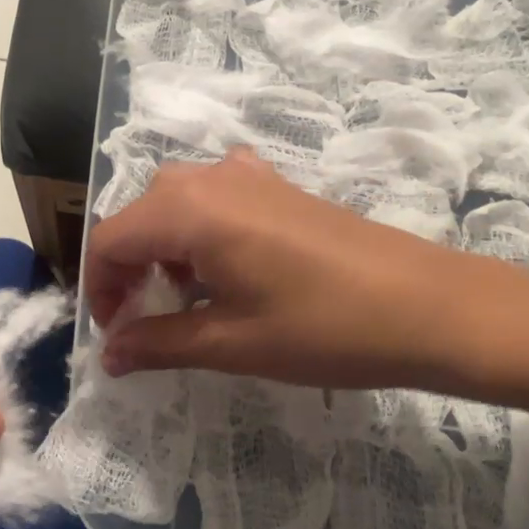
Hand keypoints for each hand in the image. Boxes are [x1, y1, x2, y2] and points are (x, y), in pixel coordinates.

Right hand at [85, 147, 510, 389]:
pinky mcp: (276, 183)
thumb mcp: (231, 343)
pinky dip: (198, 230)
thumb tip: (109, 355)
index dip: (100, 288)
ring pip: (173, 204)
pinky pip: (212, 197)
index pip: (110, 239)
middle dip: (128, 269)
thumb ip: (158, 343)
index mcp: (187, 210)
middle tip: (143, 322)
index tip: (115, 335)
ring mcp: (245, 174)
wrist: (428, 304)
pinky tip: (226, 266)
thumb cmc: (323, 327)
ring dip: (162, 249)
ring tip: (185, 300)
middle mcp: (206, 178)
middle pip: (138, 217)